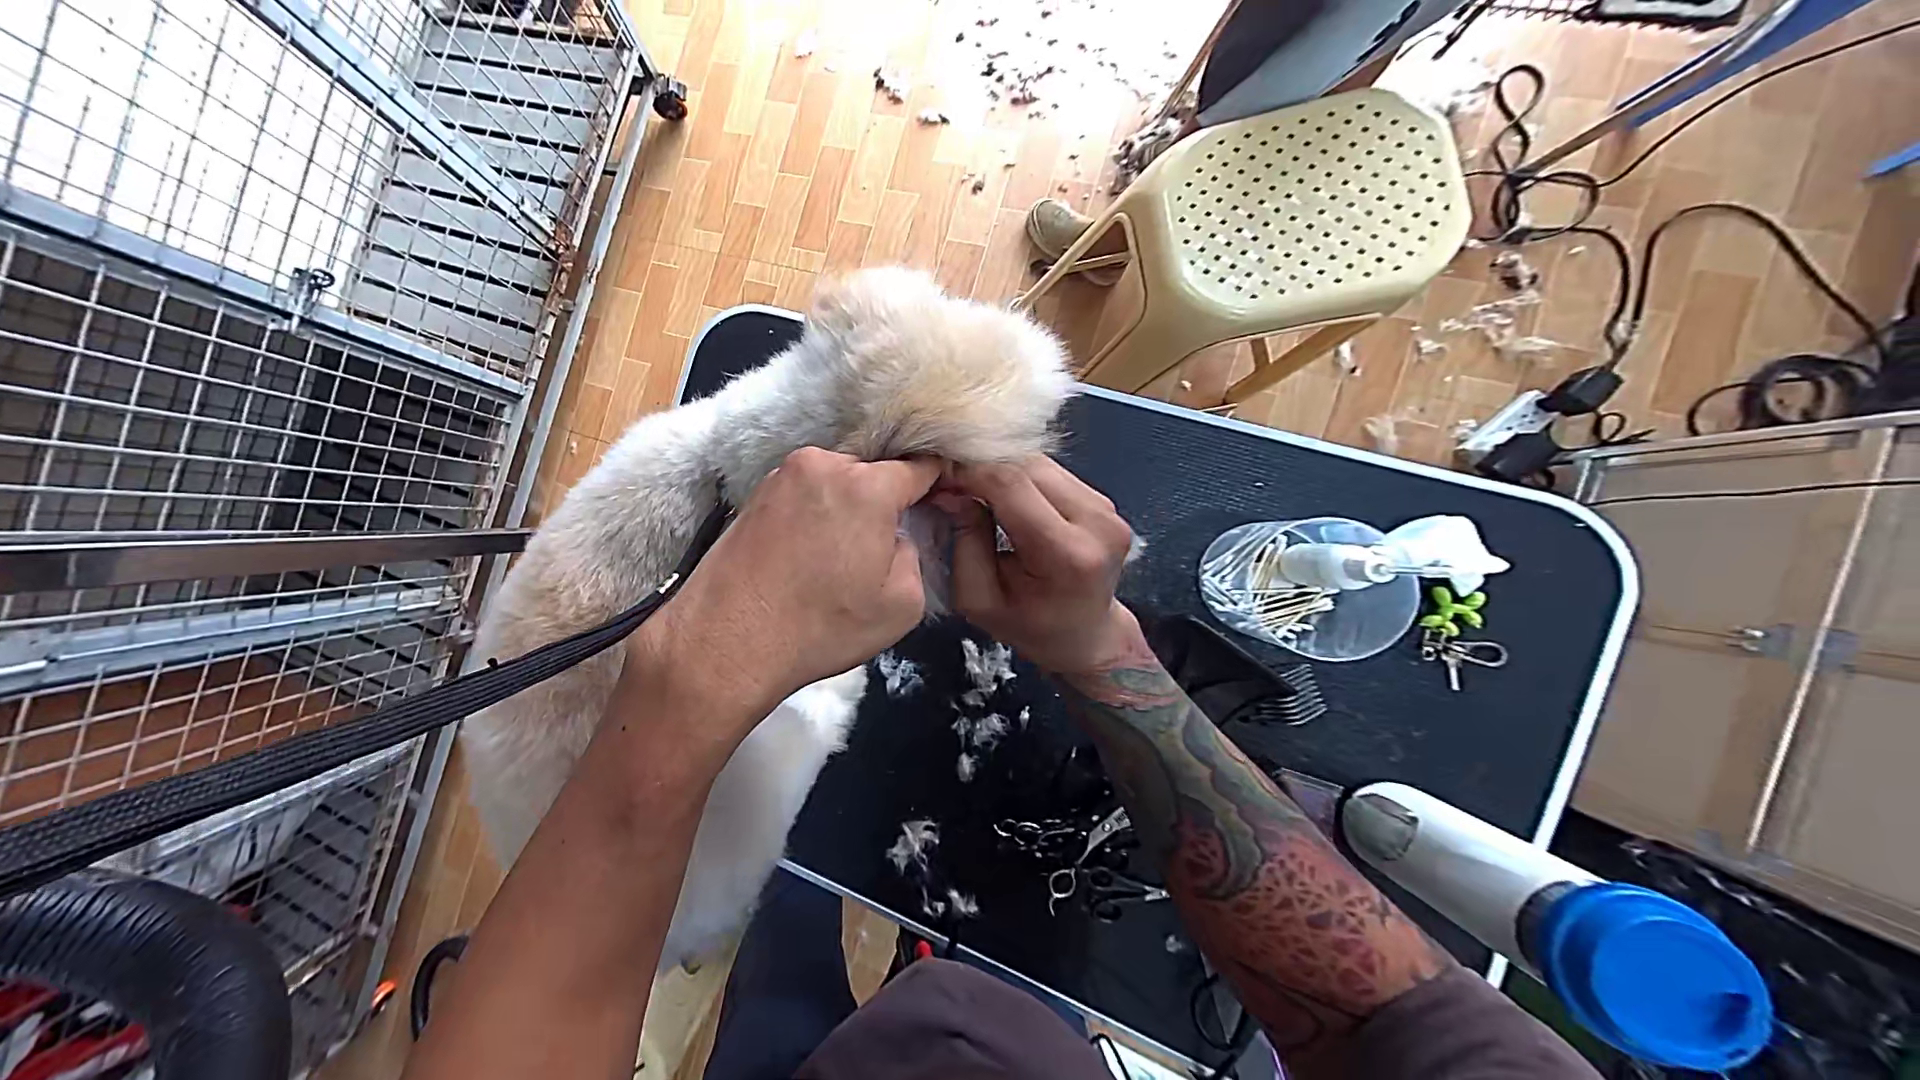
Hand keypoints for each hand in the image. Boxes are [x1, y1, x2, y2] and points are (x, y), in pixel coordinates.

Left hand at [631, 448, 941, 724]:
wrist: (726, 643)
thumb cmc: (820, 627)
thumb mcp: (902, 603)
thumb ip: (915, 553)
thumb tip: (894, 536)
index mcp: (867, 486)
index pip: (920, 467)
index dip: (937, 484)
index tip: (939, 502)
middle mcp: (823, 465)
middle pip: (875, 472)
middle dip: (886, 500)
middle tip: (881, 544)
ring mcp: (783, 475)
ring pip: (838, 481)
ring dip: (849, 507)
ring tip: (838, 555)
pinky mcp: (756, 494)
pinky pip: (806, 492)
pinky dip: (817, 513)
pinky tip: (809, 554)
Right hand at [935, 457, 1143, 677]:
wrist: (1085, 635)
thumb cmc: (1029, 626)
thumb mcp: (979, 599)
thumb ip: (965, 543)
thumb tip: (953, 490)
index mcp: (1066, 554)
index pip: (1011, 485)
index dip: (968, 472)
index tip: (939, 477)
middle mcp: (1096, 524)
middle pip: (1027, 467)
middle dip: (982, 468)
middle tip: (953, 484)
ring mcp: (1107, 510)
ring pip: (1040, 463)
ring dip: (1003, 471)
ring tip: (976, 490)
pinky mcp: (1106, 503)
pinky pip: (1054, 473)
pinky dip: (1023, 478)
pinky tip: (1006, 498)